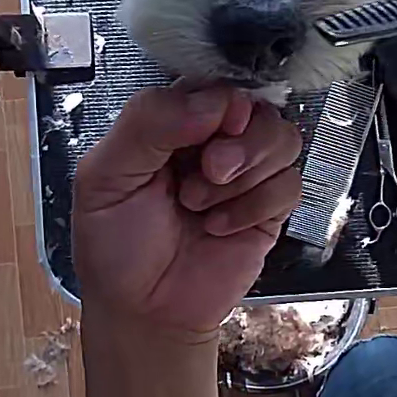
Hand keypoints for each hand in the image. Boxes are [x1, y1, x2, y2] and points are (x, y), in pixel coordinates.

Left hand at [71, 85, 303, 341]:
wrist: (145, 310)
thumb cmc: (117, 243)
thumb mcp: (105, 176)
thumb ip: (148, 124)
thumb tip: (215, 101)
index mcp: (174, 124)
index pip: (216, 86)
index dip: (224, 102)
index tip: (212, 128)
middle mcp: (215, 143)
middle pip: (261, 109)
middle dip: (241, 143)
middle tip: (209, 172)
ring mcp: (248, 177)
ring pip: (285, 141)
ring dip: (248, 177)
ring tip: (204, 206)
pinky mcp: (270, 211)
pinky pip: (291, 186)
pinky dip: (256, 207)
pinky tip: (221, 228)